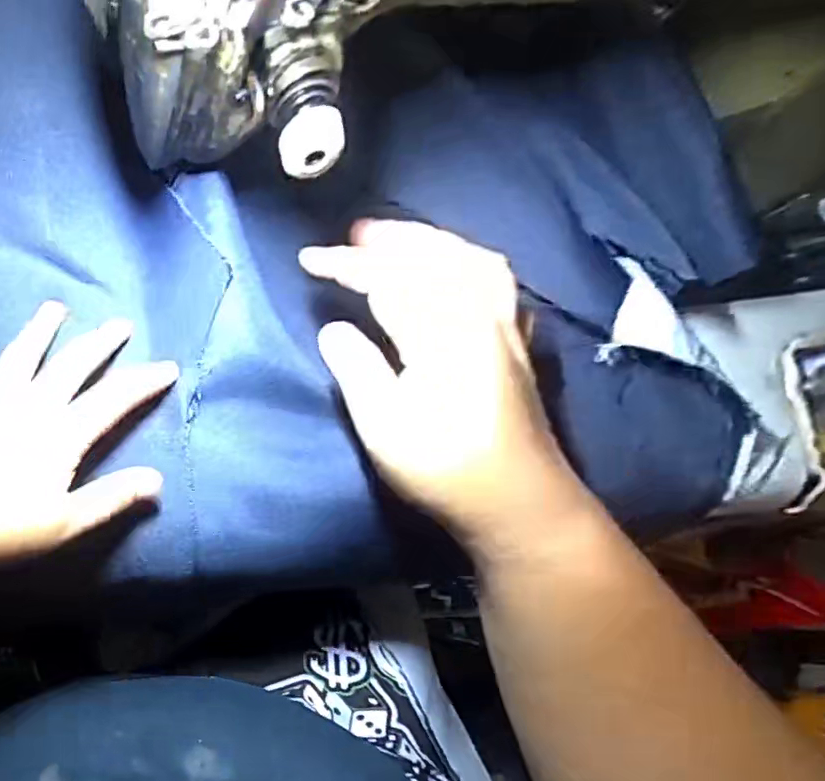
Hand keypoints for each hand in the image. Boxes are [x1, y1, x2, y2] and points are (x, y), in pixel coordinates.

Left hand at [0, 302, 178, 572]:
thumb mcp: (63, 524)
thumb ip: (111, 499)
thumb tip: (157, 481)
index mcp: (61, 433)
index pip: (113, 399)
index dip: (144, 382)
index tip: (169, 366)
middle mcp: (29, 405)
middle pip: (72, 365)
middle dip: (100, 343)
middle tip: (120, 324)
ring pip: (21, 356)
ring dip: (40, 330)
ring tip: (56, 308)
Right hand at [300, 219, 588, 548]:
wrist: (517, 501)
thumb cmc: (444, 468)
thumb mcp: (385, 426)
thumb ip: (358, 371)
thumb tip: (333, 330)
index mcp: (445, 332)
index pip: (390, 281)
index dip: (346, 267)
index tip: (307, 261)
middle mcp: (482, 316)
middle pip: (435, 259)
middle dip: (390, 242)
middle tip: (352, 233)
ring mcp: (506, 328)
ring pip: (471, 263)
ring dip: (430, 245)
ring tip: (397, 242)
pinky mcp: (515, 345)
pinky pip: (493, 283)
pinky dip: (466, 264)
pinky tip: (454, 273)